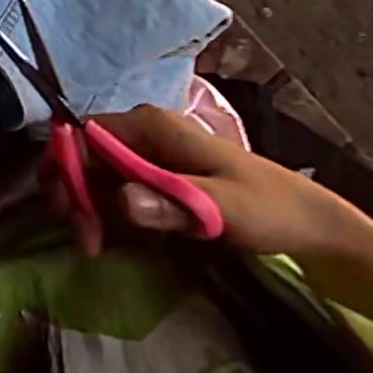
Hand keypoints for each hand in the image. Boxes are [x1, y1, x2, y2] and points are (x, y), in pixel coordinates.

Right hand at [47, 104, 372, 261]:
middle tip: (85, 241)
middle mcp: (143, 131)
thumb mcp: (222, 209)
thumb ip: (172, 203)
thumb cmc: (267, 207)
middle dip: (74, 193)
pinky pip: (115, 186)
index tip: (68, 213)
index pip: (85, 133)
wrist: (306, 220)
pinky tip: (113, 237)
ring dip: (87, 207)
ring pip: (96, 172)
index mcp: (152, 126)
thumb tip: (122, 198)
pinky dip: (105, 211)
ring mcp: (148, 152)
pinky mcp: (156, 173)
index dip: (66, 167)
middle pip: (85, 153)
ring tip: (97, 246)